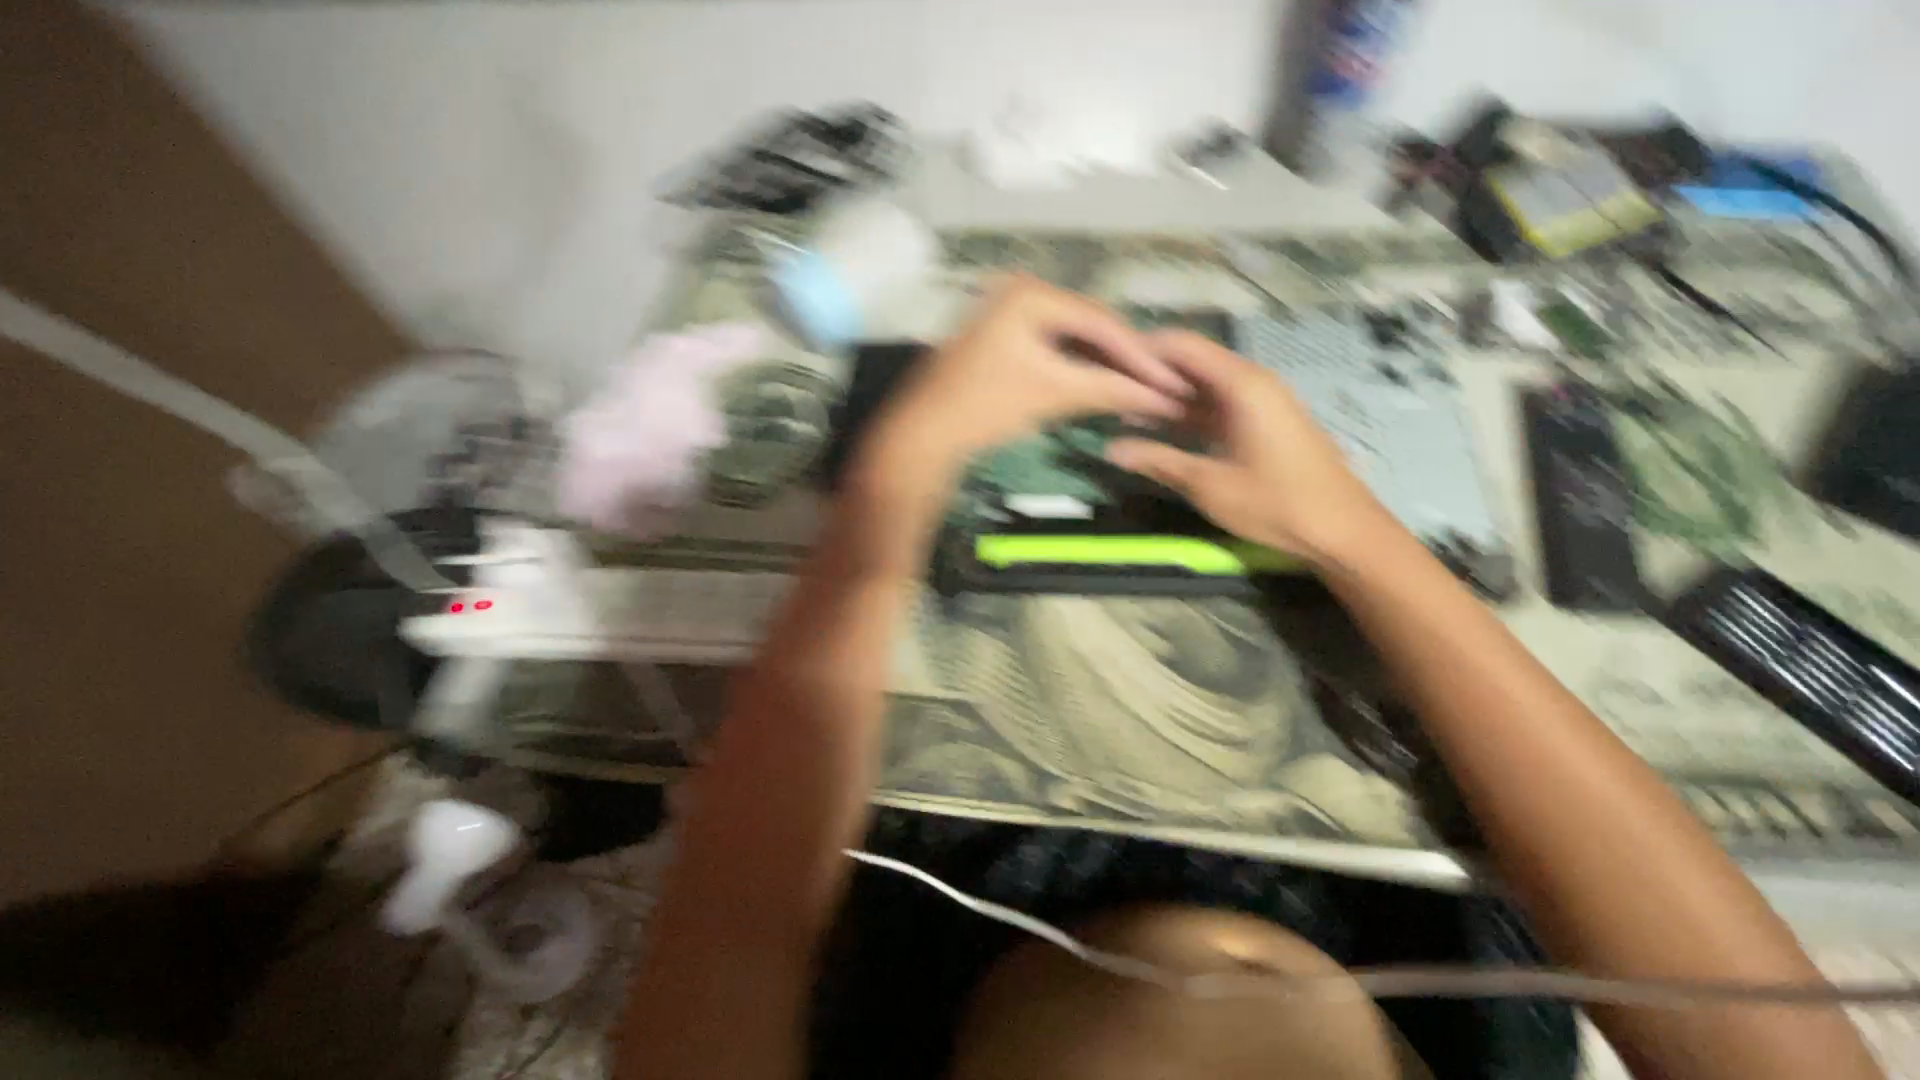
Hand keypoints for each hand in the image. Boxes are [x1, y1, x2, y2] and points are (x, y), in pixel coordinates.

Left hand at [865, 276, 1189, 475]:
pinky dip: (1077, 367)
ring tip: (1140, 389)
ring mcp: (1008, 312)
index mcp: (1031, 293)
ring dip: (1103, 364)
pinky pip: (1051, 347)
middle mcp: (1020, 290)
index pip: (1100, 321)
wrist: (921, 436)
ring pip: (1071, 338)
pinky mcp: (1001, 337)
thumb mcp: (1051, 394)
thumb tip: (1163, 396)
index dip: (1140, 355)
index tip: (1172, 382)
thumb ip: (1108, 388)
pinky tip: (1103, 385)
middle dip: (1124, 358)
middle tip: (1162, 386)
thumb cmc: (983, 408)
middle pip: (1088, 325)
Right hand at [1105, 330, 1392, 562]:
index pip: (1181, 345)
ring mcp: (1264, 400)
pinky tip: (1165, 430)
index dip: (1141, 351)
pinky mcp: (1268, 420)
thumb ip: (1159, 460)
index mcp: (1241, 384)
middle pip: (1193, 363)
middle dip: (1151, 375)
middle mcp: (1253, 381)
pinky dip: (1193, 412)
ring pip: (1206, 385)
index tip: (1105, 367)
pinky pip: (1222, 403)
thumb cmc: (1276, 503)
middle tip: (1109, 392)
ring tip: (1127, 413)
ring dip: (1170, 397)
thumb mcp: (1208, 484)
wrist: (1343, 530)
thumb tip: (1111, 449)